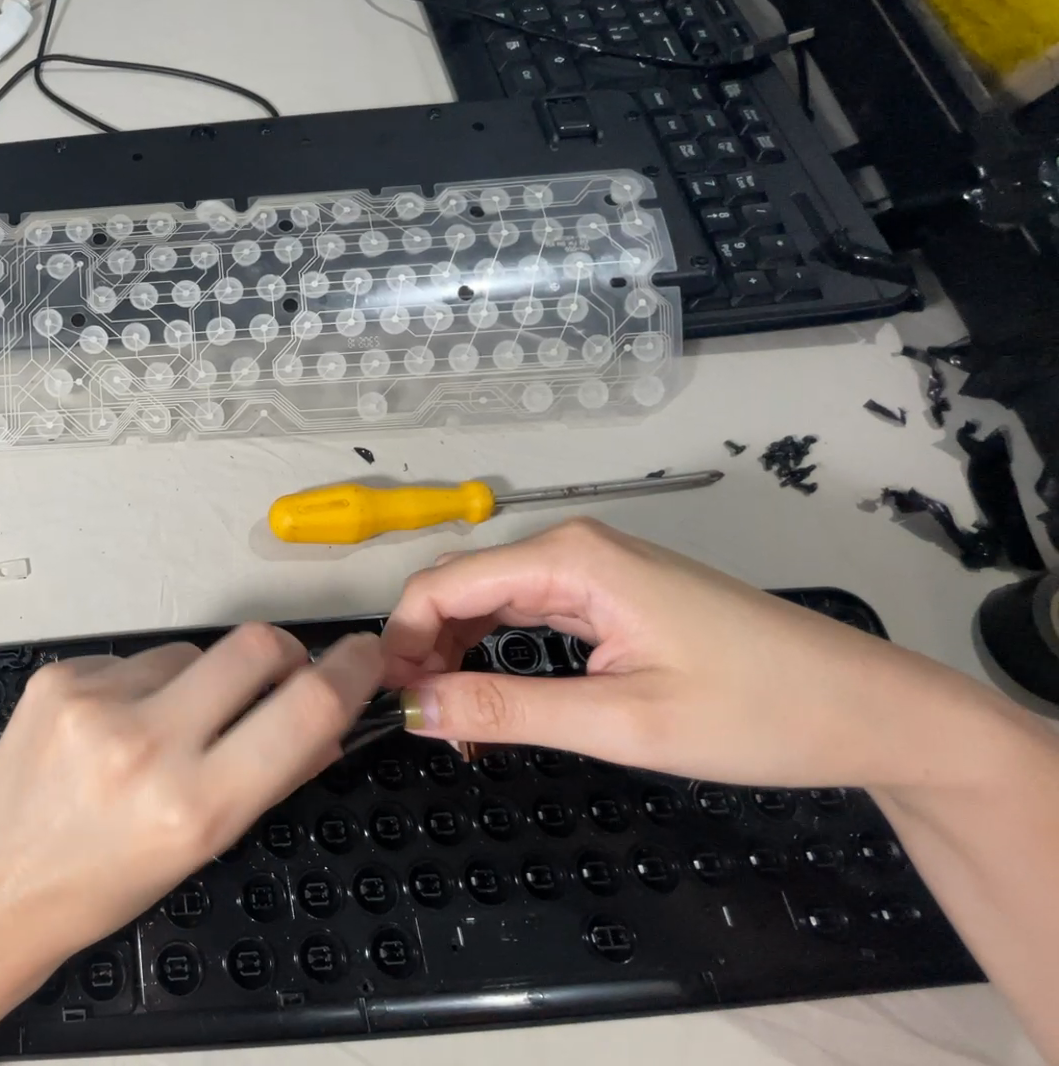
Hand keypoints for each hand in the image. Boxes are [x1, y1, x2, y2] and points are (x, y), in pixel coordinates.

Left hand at [0, 626, 383, 966]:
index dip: (351, 673)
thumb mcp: (200, 848)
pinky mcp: (59, 676)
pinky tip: (113, 724)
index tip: (363, 656)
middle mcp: (145, 742)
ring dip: (199, 678)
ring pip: (189, 650)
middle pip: (254, 646)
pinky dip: (141, 683)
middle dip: (281, 654)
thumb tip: (326, 724)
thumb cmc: (97, 887)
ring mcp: (94, 700)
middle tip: (277, 674)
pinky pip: (132, 658)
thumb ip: (270, 778)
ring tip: (166, 725)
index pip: (305, 711)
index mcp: (193, 805)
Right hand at [385, 517, 1022, 792]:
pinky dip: (490, 654)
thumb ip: (506, 710)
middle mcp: (570, 551)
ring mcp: (589, 571)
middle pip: (456, 589)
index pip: (440, 586)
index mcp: (568, 561)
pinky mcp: (605, 595)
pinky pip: (520, 615)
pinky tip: (487, 694)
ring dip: (454, 656)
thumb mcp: (622, 722)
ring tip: (454, 718)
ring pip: (483, 602)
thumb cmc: (760, 713)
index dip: (402, 643)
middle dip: (424, 651)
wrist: (880, 714)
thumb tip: (413, 709)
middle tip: (423, 721)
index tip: (392, 703)